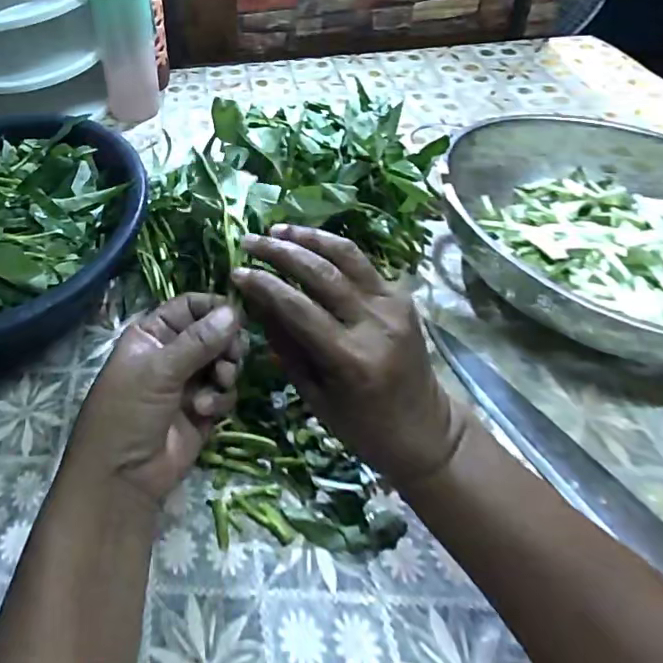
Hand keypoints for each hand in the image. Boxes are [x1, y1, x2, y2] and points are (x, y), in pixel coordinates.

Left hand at [65, 294, 245, 501]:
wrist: (123, 473)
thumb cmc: (128, 410)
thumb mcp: (159, 370)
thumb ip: (198, 342)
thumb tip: (234, 311)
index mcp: (152, 333)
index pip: (188, 307)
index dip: (213, 308)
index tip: (238, 315)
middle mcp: (171, 353)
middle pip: (212, 333)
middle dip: (226, 343)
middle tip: (233, 355)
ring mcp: (188, 382)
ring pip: (223, 362)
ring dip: (225, 371)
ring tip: (220, 381)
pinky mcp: (203, 409)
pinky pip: (224, 392)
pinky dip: (221, 398)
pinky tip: (205, 409)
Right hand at [230, 225, 465, 485]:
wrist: (426, 431)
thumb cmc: (361, 424)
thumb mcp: (313, 392)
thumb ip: (284, 343)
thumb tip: (254, 300)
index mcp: (351, 359)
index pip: (297, 307)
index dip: (263, 285)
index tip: (236, 272)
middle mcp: (375, 326)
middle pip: (320, 274)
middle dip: (279, 252)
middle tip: (248, 241)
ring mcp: (393, 307)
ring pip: (346, 256)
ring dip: (308, 238)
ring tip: (277, 230)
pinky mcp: (402, 299)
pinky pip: (362, 264)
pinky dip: (332, 248)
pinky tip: (308, 242)